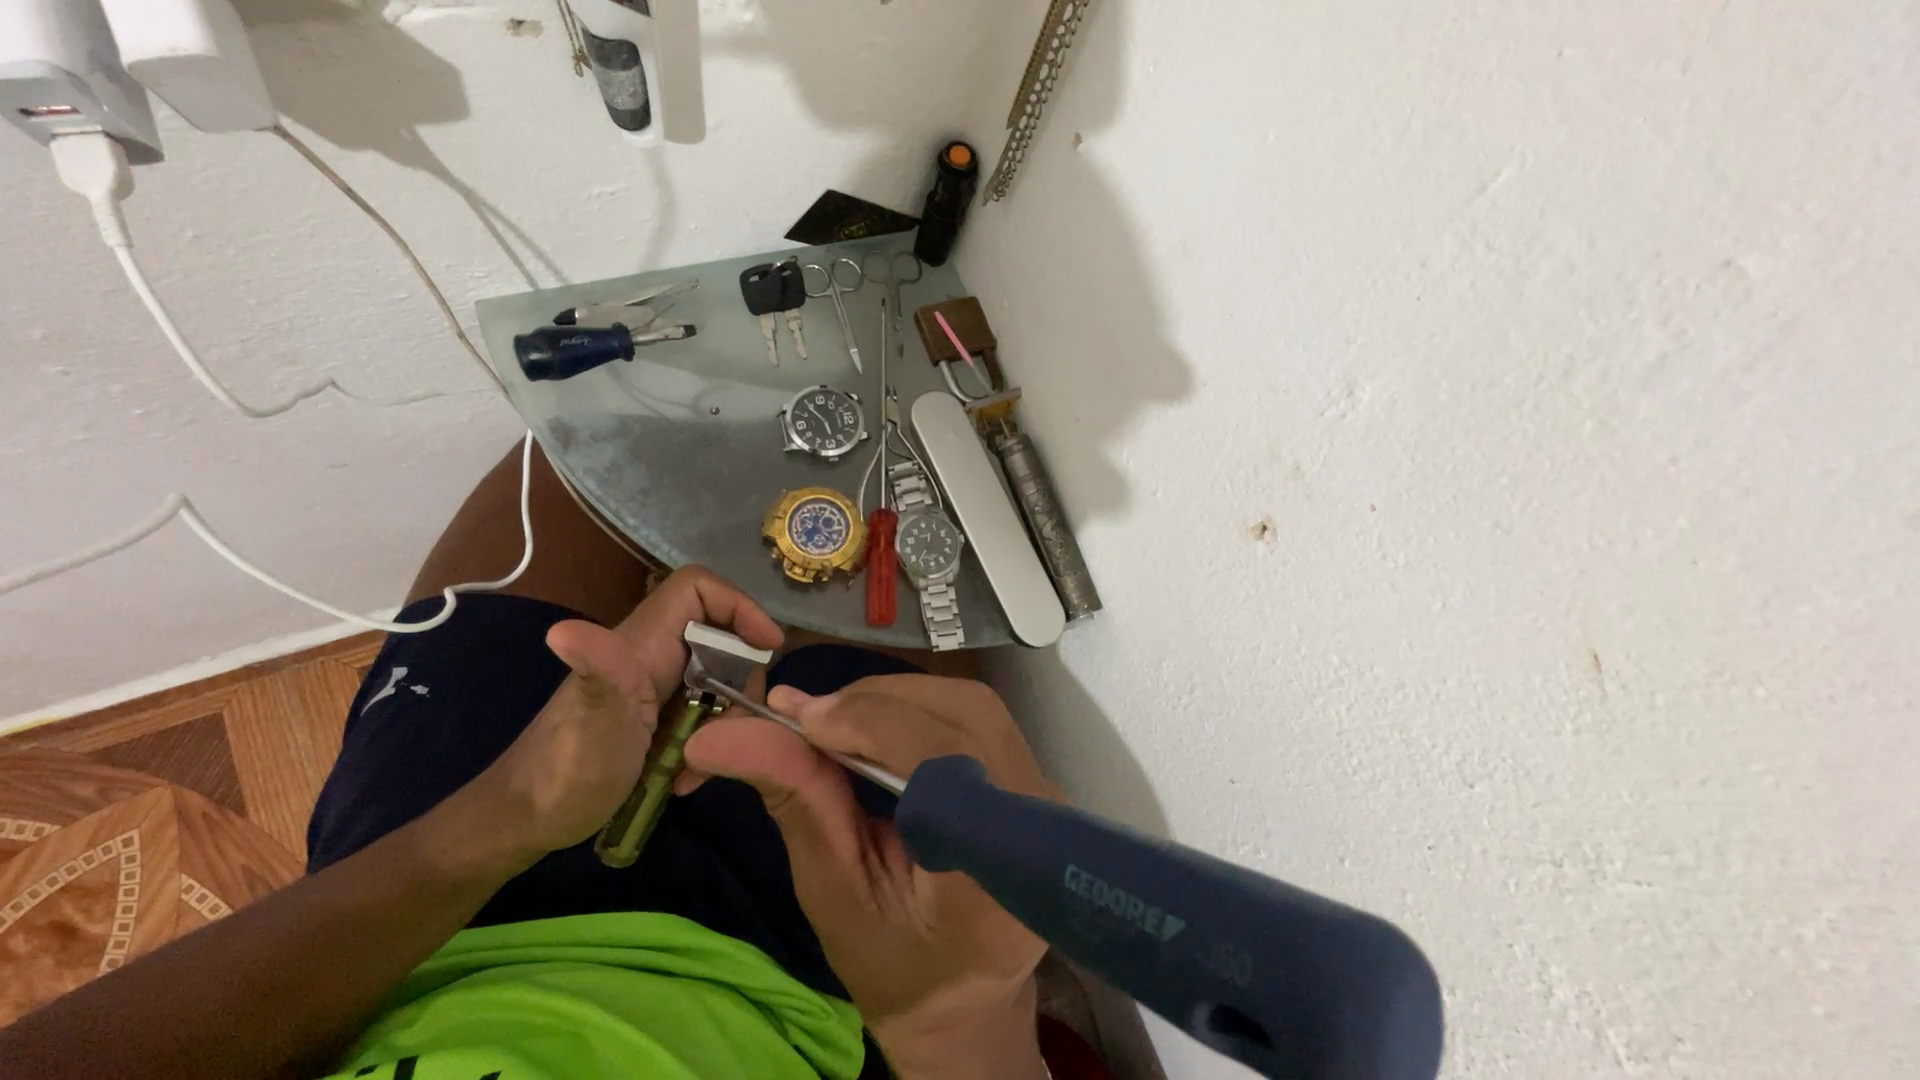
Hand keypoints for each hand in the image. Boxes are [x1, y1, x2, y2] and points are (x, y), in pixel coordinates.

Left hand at [456, 567, 782, 866]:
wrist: (525, 822)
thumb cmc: (562, 774)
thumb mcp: (592, 729)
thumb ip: (600, 678)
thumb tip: (562, 629)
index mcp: (641, 643)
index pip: (698, 590)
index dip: (739, 606)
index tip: (766, 649)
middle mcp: (653, 654)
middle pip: (722, 636)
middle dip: (742, 678)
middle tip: (739, 724)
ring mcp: (656, 686)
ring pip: (720, 677)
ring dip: (728, 717)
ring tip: (703, 762)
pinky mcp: (659, 716)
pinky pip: (706, 710)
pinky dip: (712, 738)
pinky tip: (688, 775)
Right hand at [684, 676, 1054, 1078]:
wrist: (960, 991)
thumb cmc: (894, 964)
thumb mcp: (835, 895)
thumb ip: (799, 804)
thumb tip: (721, 734)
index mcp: (993, 870)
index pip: (942, 761)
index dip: (872, 724)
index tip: (798, 717)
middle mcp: (1036, 820)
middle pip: (962, 716)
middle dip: (876, 703)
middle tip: (805, 717)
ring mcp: (1044, 793)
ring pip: (969, 706)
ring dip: (894, 700)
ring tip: (832, 721)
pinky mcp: (1032, 775)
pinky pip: (975, 718)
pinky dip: (916, 709)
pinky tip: (872, 726)